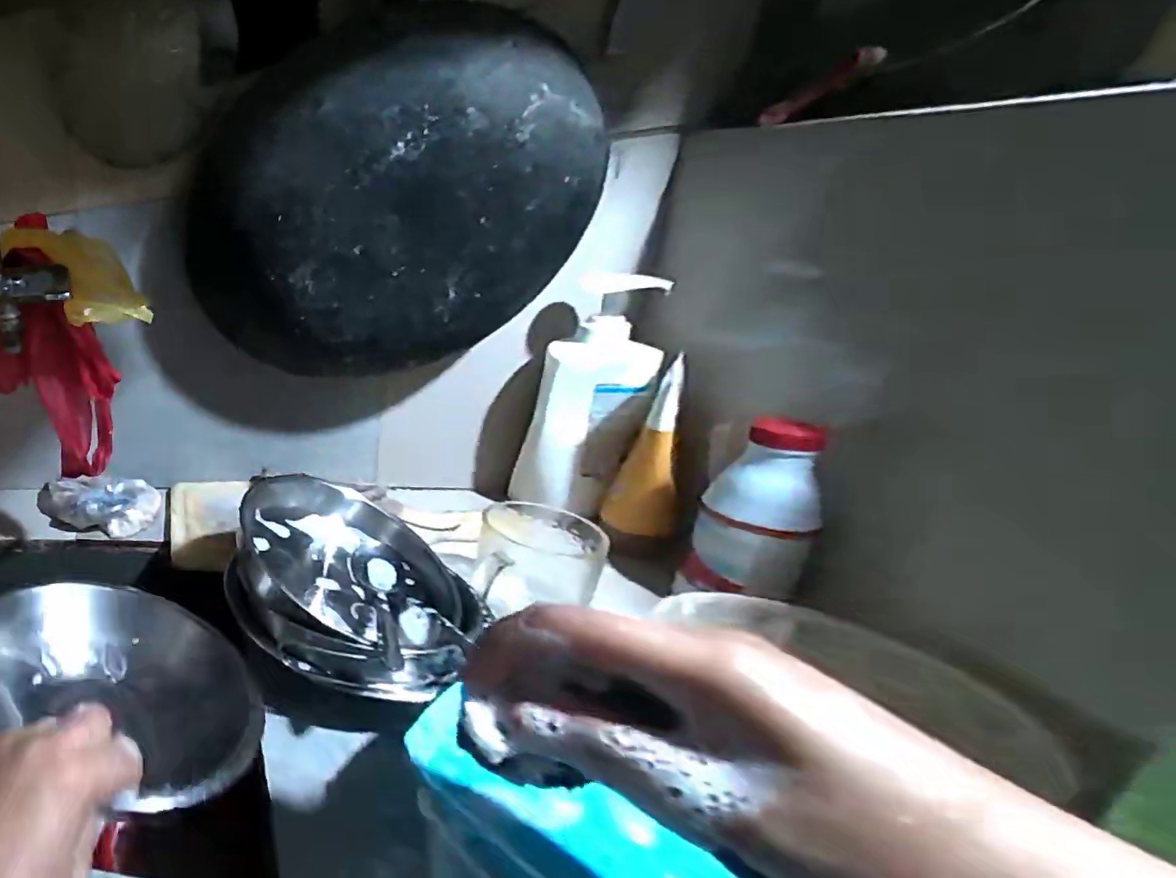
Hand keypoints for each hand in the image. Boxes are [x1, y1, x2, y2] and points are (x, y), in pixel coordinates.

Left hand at [0, 704, 142, 877]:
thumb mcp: (73, 868)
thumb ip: (92, 824)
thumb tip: (95, 805)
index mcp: (75, 773)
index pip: (126, 751)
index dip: (127, 777)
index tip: (118, 796)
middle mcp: (45, 742)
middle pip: (94, 715)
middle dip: (98, 745)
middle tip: (88, 782)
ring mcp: (10, 739)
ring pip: (55, 723)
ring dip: (60, 747)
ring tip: (45, 786)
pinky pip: (20, 736)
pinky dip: (26, 754)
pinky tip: (13, 789)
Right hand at [464, 606, 1171, 877]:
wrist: (1005, 873)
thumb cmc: (851, 835)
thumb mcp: (712, 801)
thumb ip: (604, 748)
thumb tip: (511, 719)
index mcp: (688, 655)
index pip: (562, 623)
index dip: (503, 649)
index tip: (469, 694)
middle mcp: (695, 644)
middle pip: (582, 638)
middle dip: (527, 675)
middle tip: (499, 733)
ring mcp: (720, 668)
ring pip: (612, 665)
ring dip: (566, 697)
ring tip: (543, 747)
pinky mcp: (740, 697)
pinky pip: (649, 691)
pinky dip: (609, 713)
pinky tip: (606, 750)